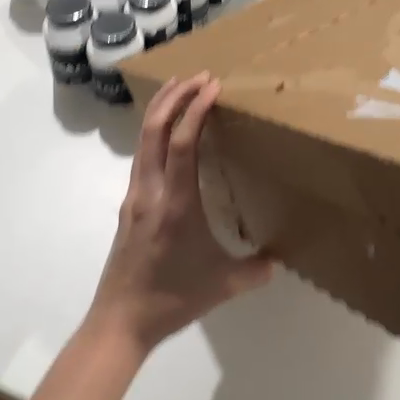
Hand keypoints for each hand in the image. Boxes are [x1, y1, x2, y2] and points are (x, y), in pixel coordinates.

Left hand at [86, 72, 274, 352]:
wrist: (118, 324)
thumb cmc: (172, 299)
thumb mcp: (222, 285)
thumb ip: (255, 269)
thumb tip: (282, 259)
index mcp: (176, 204)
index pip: (183, 144)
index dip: (196, 110)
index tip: (213, 86)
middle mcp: (151, 192)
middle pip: (154, 130)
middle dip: (175, 96)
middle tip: (200, 75)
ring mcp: (135, 197)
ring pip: (143, 140)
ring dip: (161, 109)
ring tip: (181, 88)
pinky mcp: (129, 205)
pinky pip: (142, 155)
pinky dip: (155, 132)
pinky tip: (169, 132)